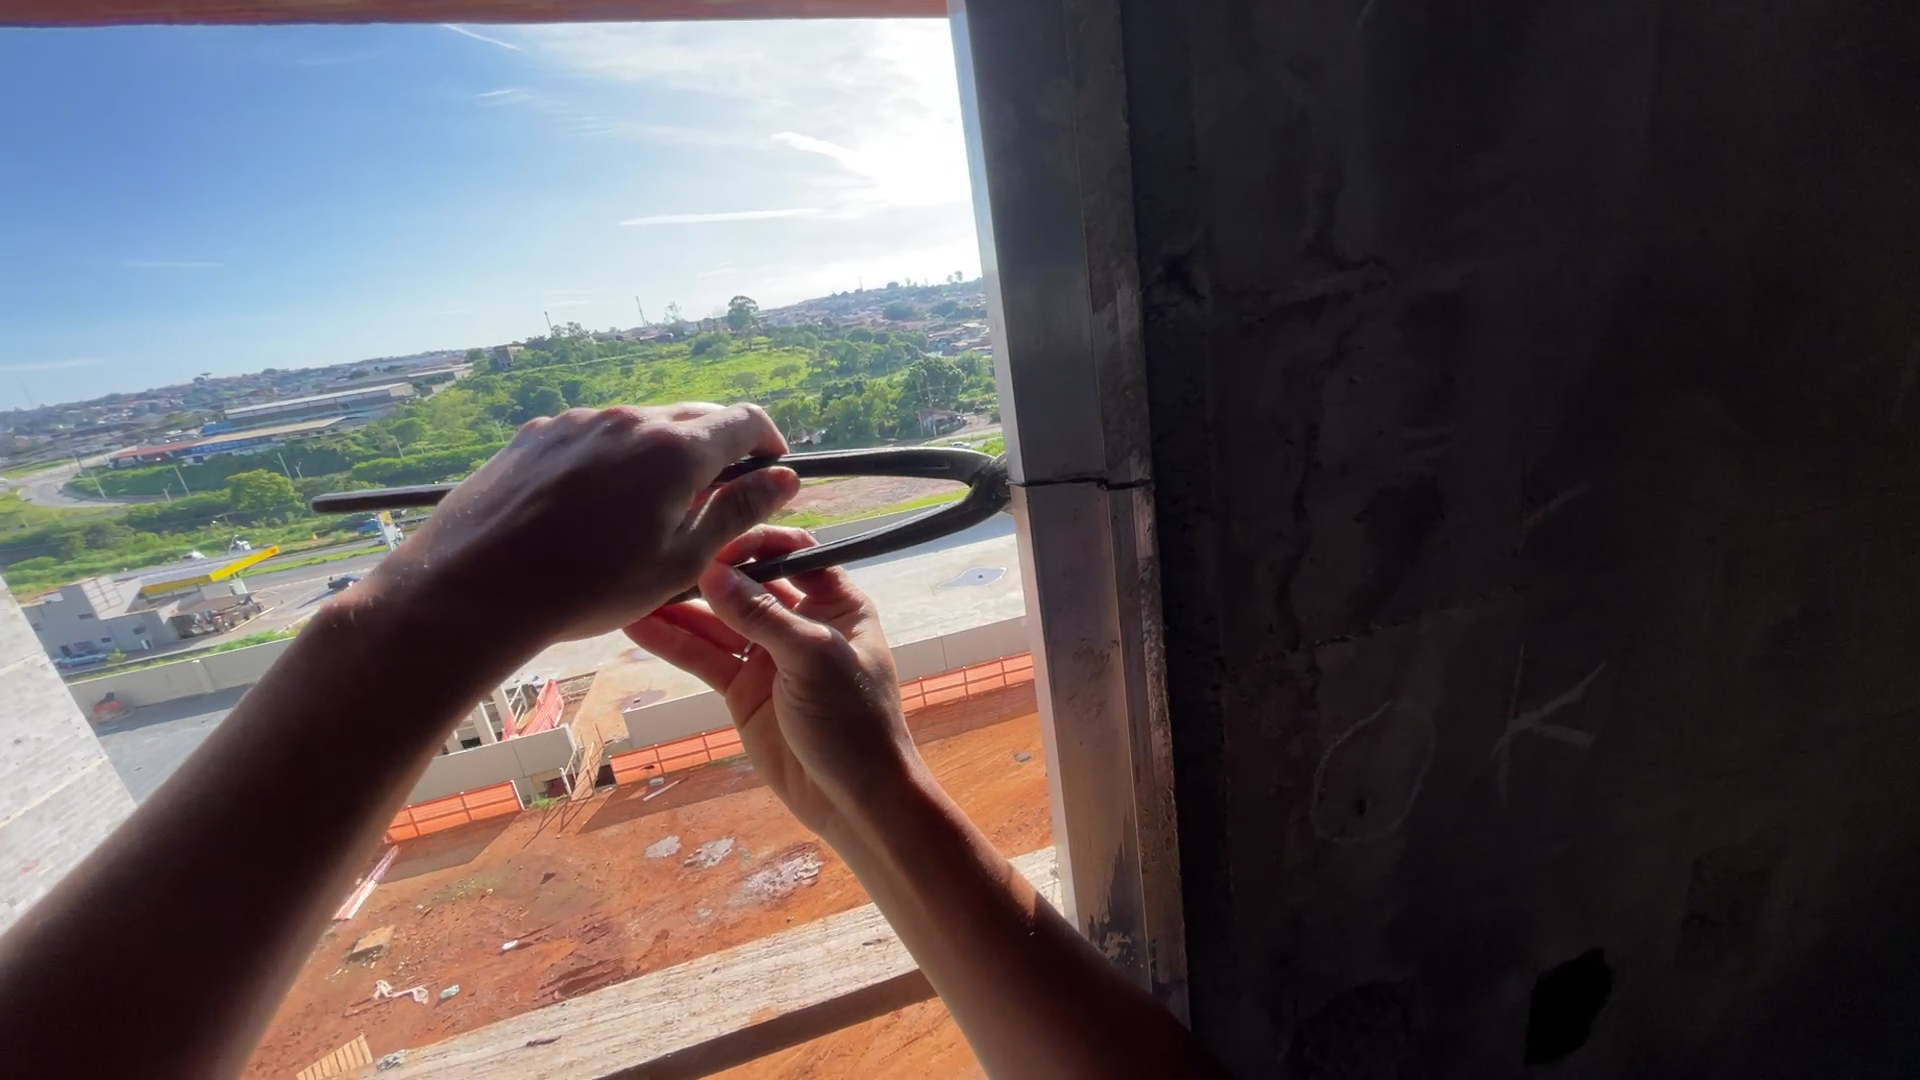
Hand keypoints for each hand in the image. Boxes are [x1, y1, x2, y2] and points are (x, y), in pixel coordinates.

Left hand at [369, 403, 797, 647]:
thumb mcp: (684, 559)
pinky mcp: (539, 433)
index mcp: (676, 449)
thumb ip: (741, 511)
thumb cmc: (591, 585)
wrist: (470, 589)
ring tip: (653, 508)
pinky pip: (599, 433)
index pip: (746, 420)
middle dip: (722, 449)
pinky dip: (620, 457)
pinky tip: (598, 504)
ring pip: (646, 425)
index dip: (770, 442)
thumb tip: (785, 479)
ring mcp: (580, 421)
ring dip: (668, 454)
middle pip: (698, 417)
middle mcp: (630, 419)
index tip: (771, 471)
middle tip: (718, 497)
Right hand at [625, 527, 923, 838]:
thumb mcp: (814, 657)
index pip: (796, 553)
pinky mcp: (743, 689)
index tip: (717, 540)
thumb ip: (763, 615)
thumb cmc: (854, 719)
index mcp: (837, 602)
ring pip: (719, 621)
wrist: (855, 798)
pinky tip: (636, 627)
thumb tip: (712, 573)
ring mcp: (769, 655)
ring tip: (633, 589)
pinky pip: (705, 658)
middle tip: (662, 558)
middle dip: (710, 572)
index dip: (758, 543)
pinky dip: (674, 643)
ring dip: (680, 607)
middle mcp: (802, 621)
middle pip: (750, 583)